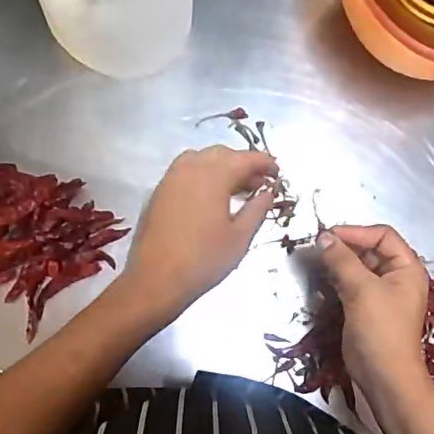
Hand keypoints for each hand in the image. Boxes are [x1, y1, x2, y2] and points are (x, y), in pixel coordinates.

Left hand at [111, 145, 277, 318]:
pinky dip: (202, 176)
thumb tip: (268, 193)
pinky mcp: (158, 193)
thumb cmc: (204, 261)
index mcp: (213, 175)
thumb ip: (257, 210)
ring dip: (220, 167)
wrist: (156, 279)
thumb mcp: (239, 238)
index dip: (265, 162)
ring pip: (200, 159)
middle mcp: (190, 168)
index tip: (276, 172)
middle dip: (243, 164)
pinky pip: (184, 173)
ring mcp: (170, 179)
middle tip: (258, 183)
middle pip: (222, 154)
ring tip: (234, 189)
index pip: (245, 158)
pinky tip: (209, 198)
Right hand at [319, 224, 432, 395]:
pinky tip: (322, 281)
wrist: (384, 376)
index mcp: (407, 268)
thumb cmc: (381, 331)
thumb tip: (324, 238)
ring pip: (359, 269)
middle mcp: (397, 278)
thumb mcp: (362, 290)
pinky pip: (352, 287)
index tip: (327, 235)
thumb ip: (342, 261)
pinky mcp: (367, 311)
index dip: (355, 232)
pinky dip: (338, 281)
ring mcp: (382, 295)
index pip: (382, 236)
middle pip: (370, 251)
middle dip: (345, 247)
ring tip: (316, 263)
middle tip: (317, 248)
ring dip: (339, 264)